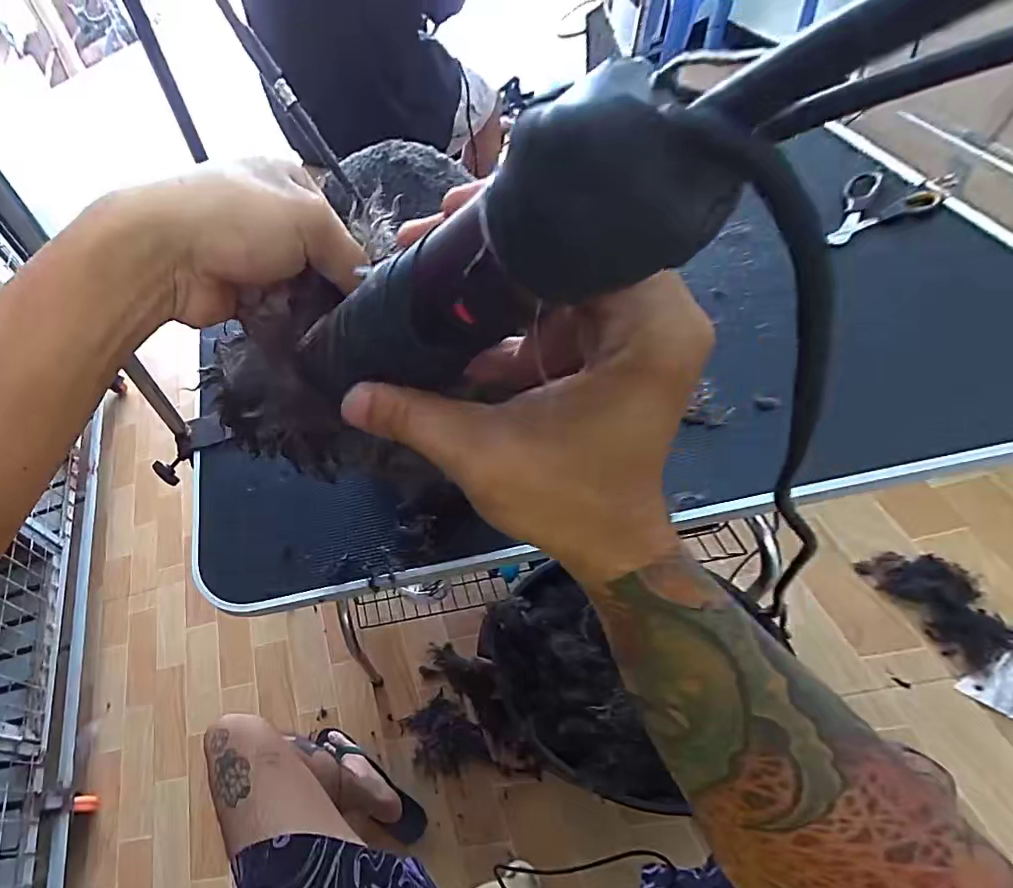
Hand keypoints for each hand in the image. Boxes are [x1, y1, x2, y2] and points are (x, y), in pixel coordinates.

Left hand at [113, 158, 366, 327]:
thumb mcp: (309, 219)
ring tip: (313, 317)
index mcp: (287, 181)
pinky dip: (284, 322)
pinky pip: (278, 314)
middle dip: (328, 284)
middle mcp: (270, 217)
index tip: (364, 282)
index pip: (336, 220)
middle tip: (342, 307)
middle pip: (319, 260)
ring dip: (306, 306)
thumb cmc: (236, 218)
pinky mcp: (242, 295)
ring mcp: (254, 258)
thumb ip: (347, 251)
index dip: (350, 251)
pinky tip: (290, 327)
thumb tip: (365, 284)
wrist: (166, 256)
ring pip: (300, 291)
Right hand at [342, 187, 714, 583]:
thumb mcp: (482, 453)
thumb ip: (415, 415)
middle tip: (434, 233)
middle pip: (578, 251)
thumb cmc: (564, 503)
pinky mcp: (626, 354)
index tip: (450, 214)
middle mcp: (663, 319)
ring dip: (508, 281)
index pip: (583, 238)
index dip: (512, 222)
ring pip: (570, 279)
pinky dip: (523, 318)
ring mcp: (647, 335)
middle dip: (503, 248)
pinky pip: (571, 312)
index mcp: (650, 329)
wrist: (609, 548)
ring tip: (441, 266)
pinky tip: (470, 318)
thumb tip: (350, 395)